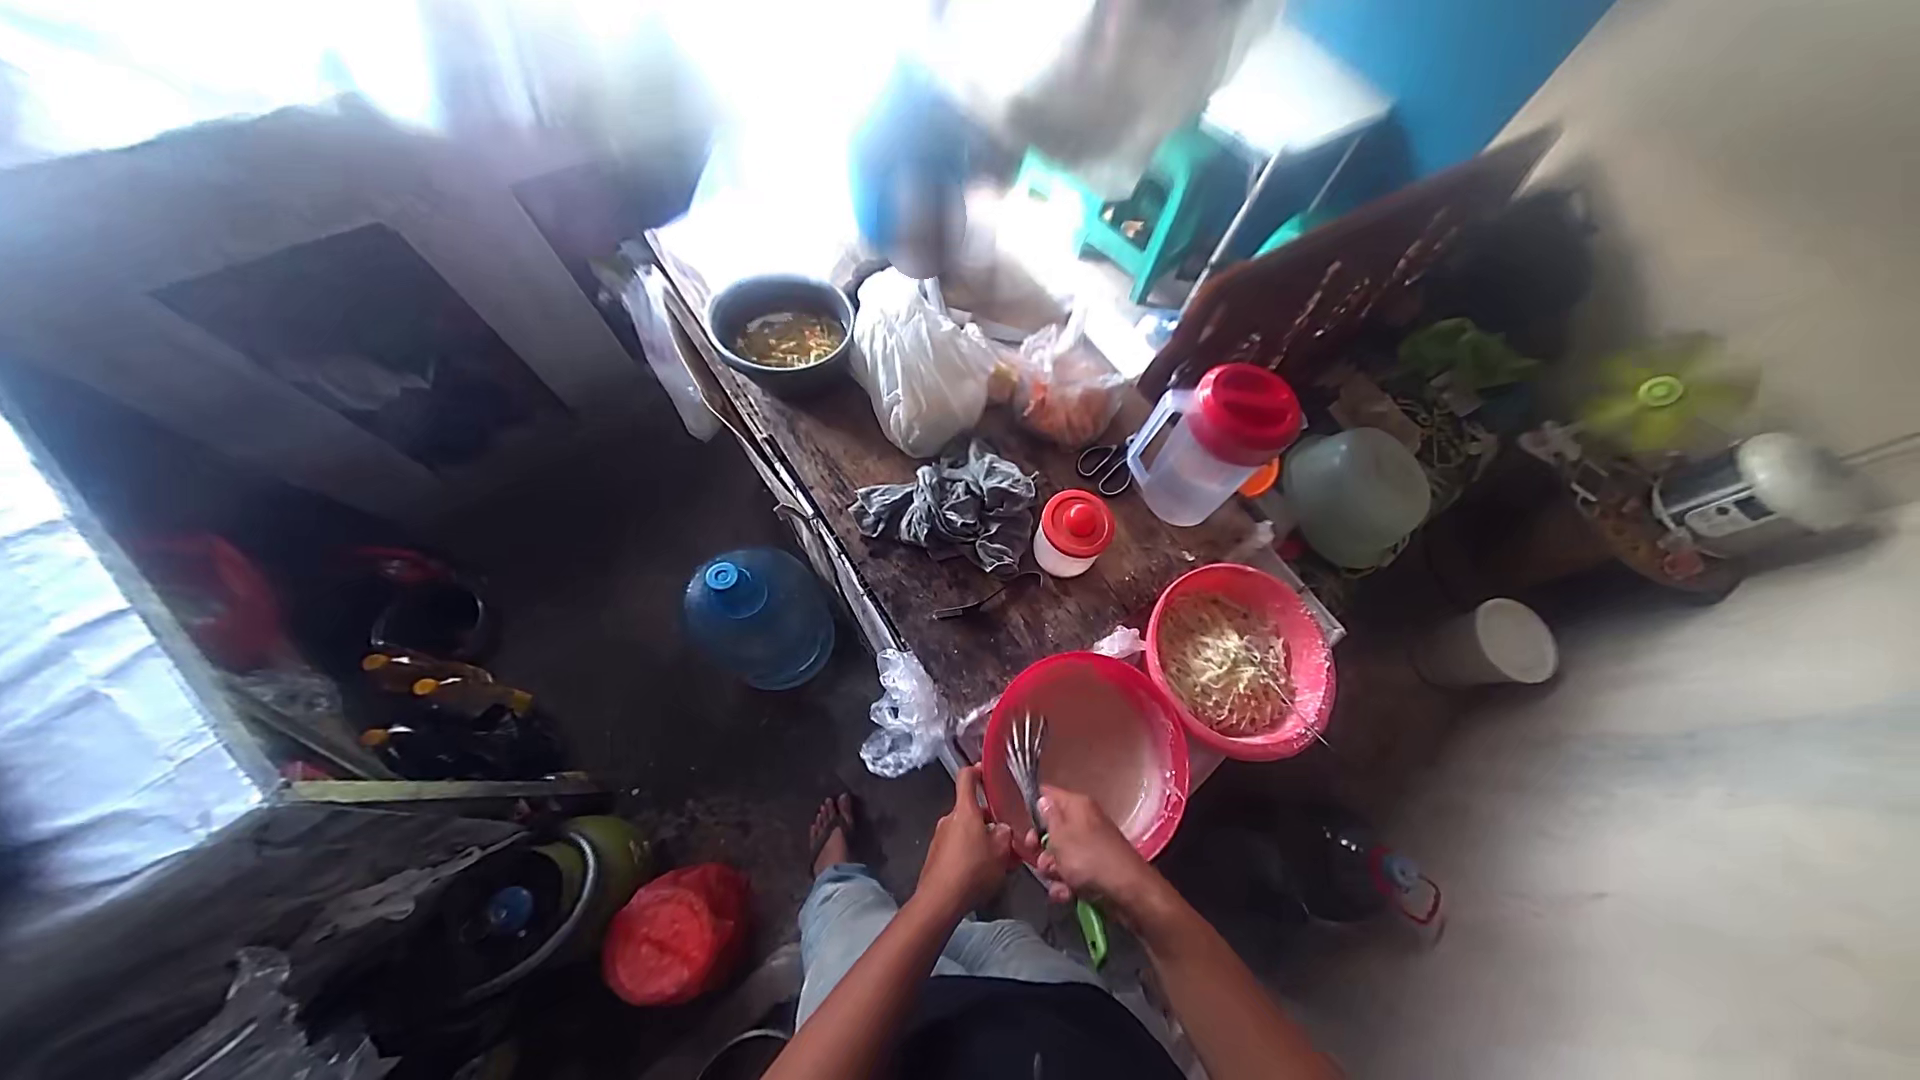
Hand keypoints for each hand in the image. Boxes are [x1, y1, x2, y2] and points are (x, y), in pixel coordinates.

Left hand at [915, 766, 1017, 916]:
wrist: (939, 900)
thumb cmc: (973, 869)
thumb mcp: (1001, 851)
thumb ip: (1005, 834)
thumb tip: (1002, 828)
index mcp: (964, 810)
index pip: (966, 777)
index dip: (977, 770)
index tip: (988, 771)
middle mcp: (949, 819)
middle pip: (970, 809)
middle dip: (989, 819)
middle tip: (1006, 834)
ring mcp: (940, 837)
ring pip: (965, 830)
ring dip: (980, 838)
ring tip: (998, 859)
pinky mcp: (936, 856)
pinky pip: (957, 846)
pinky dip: (970, 852)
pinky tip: (981, 872)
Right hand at [1023, 785, 1166, 918]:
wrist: (1128, 893)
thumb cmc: (1089, 859)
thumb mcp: (1060, 836)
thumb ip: (1048, 817)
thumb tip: (1043, 800)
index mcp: (1077, 805)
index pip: (1048, 795)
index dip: (1033, 808)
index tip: (1024, 825)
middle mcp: (1084, 821)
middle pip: (1051, 829)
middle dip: (1042, 848)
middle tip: (1040, 859)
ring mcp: (1090, 846)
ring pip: (1059, 854)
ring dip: (1054, 871)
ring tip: (1059, 880)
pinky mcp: (1095, 868)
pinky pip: (1072, 872)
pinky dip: (1067, 884)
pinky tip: (1067, 894)